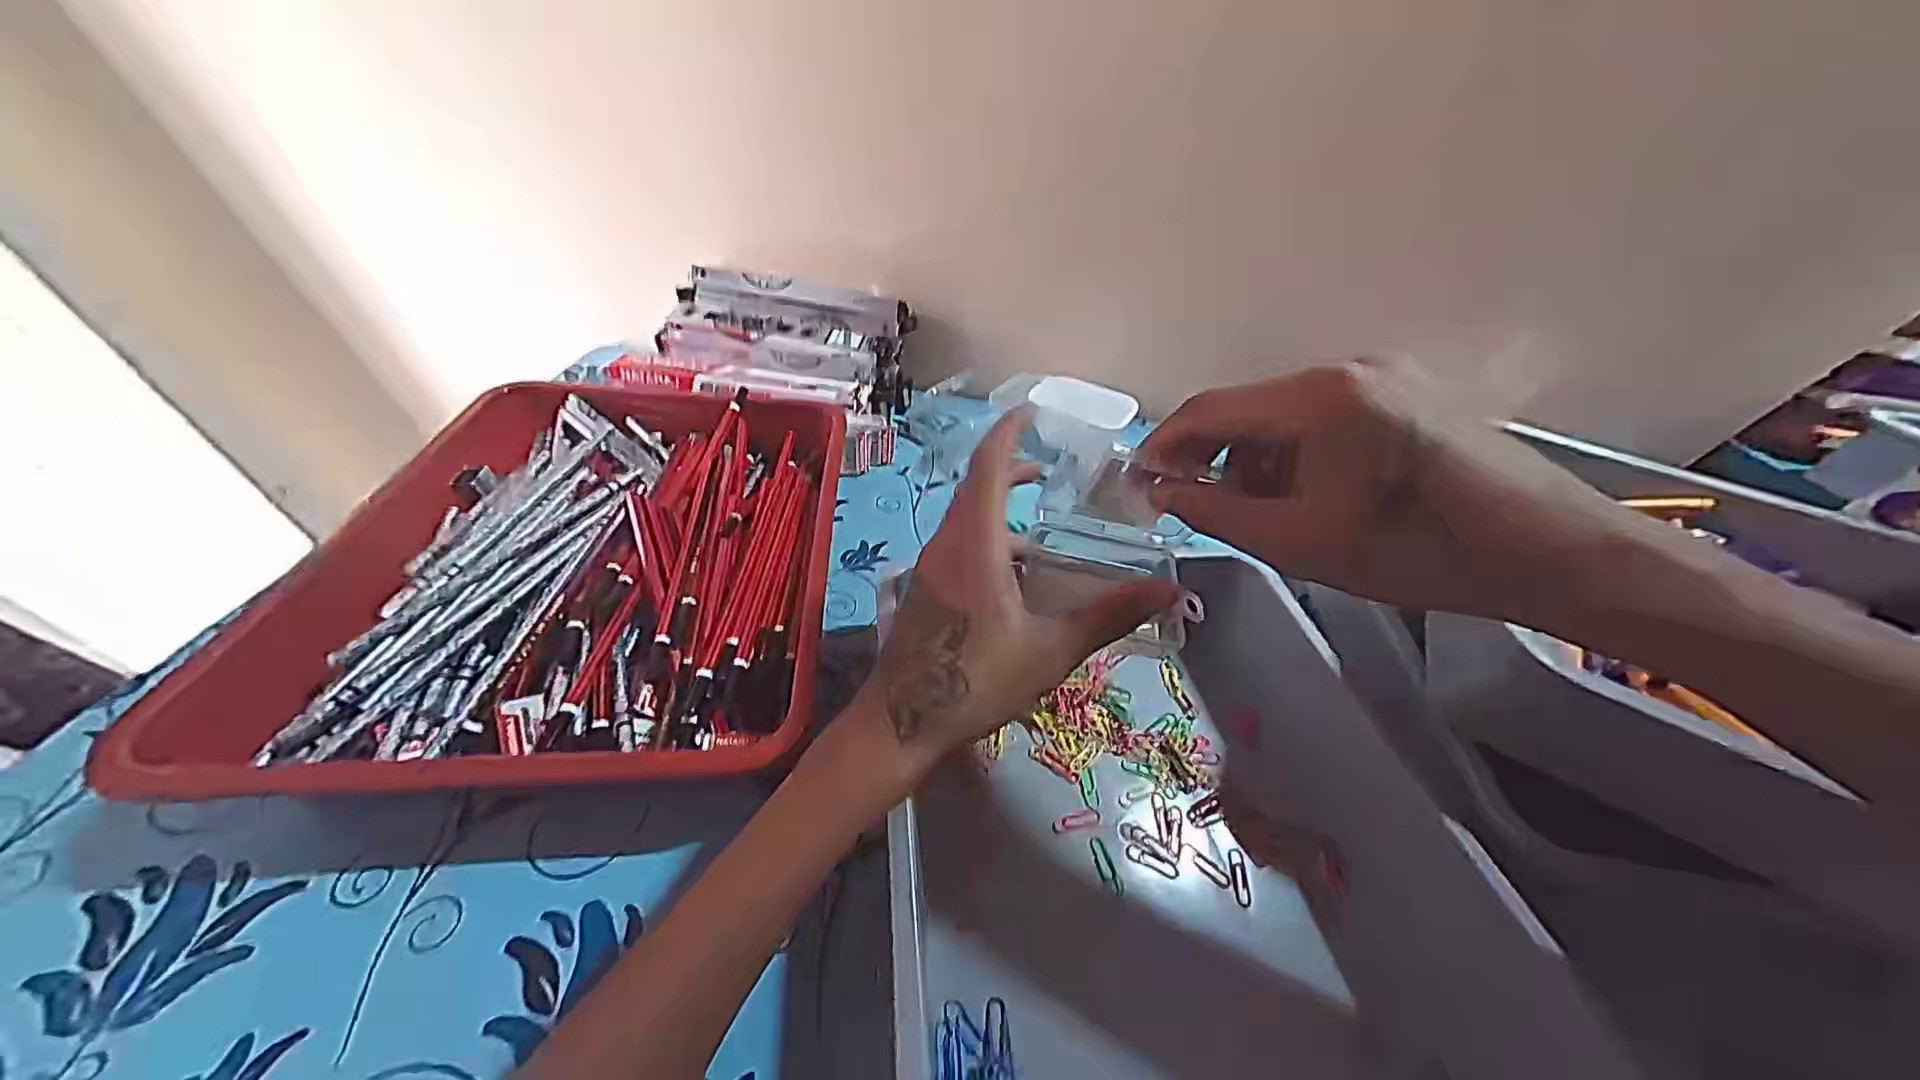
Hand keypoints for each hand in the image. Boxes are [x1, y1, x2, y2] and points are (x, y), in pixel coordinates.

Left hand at [864, 407, 1176, 777]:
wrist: (902, 721)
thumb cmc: (977, 683)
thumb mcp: (1051, 650)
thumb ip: (1109, 616)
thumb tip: (1168, 592)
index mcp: (976, 547)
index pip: (987, 469)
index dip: (1007, 434)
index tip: (1029, 413)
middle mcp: (947, 546)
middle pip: (973, 488)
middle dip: (1008, 468)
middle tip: (1044, 468)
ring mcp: (929, 566)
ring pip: (963, 517)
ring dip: (996, 507)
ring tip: (1036, 526)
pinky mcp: (924, 587)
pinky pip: (956, 543)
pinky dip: (985, 537)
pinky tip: (1012, 575)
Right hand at [1138, 358, 1654, 623]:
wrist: (1547, 551)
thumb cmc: (1419, 553)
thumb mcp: (1298, 541)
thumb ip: (1215, 512)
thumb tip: (1162, 491)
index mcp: (1317, 400)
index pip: (1209, 409)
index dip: (1163, 446)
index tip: (1138, 482)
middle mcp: (1343, 373)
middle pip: (1242, 410)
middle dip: (1207, 459)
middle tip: (1189, 506)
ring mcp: (1376, 379)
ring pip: (1276, 417)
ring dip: (1248, 462)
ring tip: (1252, 513)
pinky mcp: (1398, 396)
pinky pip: (1315, 421)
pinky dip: (1289, 458)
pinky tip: (1298, 497)